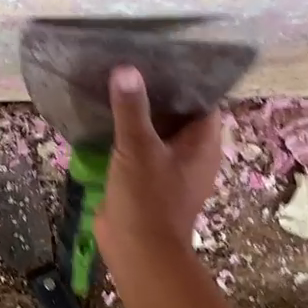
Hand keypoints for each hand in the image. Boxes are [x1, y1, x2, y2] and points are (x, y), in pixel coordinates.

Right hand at [96, 67, 221, 258]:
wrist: (138, 252)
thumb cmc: (148, 198)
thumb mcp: (137, 148)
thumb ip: (131, 108)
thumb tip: (126, 68)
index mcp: (203, 146)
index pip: (203, 103)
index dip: (187, 79)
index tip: (161, 56)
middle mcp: (191, 155)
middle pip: (178, 114)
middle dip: (157, 92)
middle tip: (131, 63)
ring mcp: (168, 168)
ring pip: (157, 130)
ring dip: (139, 112)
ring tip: (114, 83)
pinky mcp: (146, 179)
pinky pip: (139, 146)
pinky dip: (126, 131)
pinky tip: (104, 117)